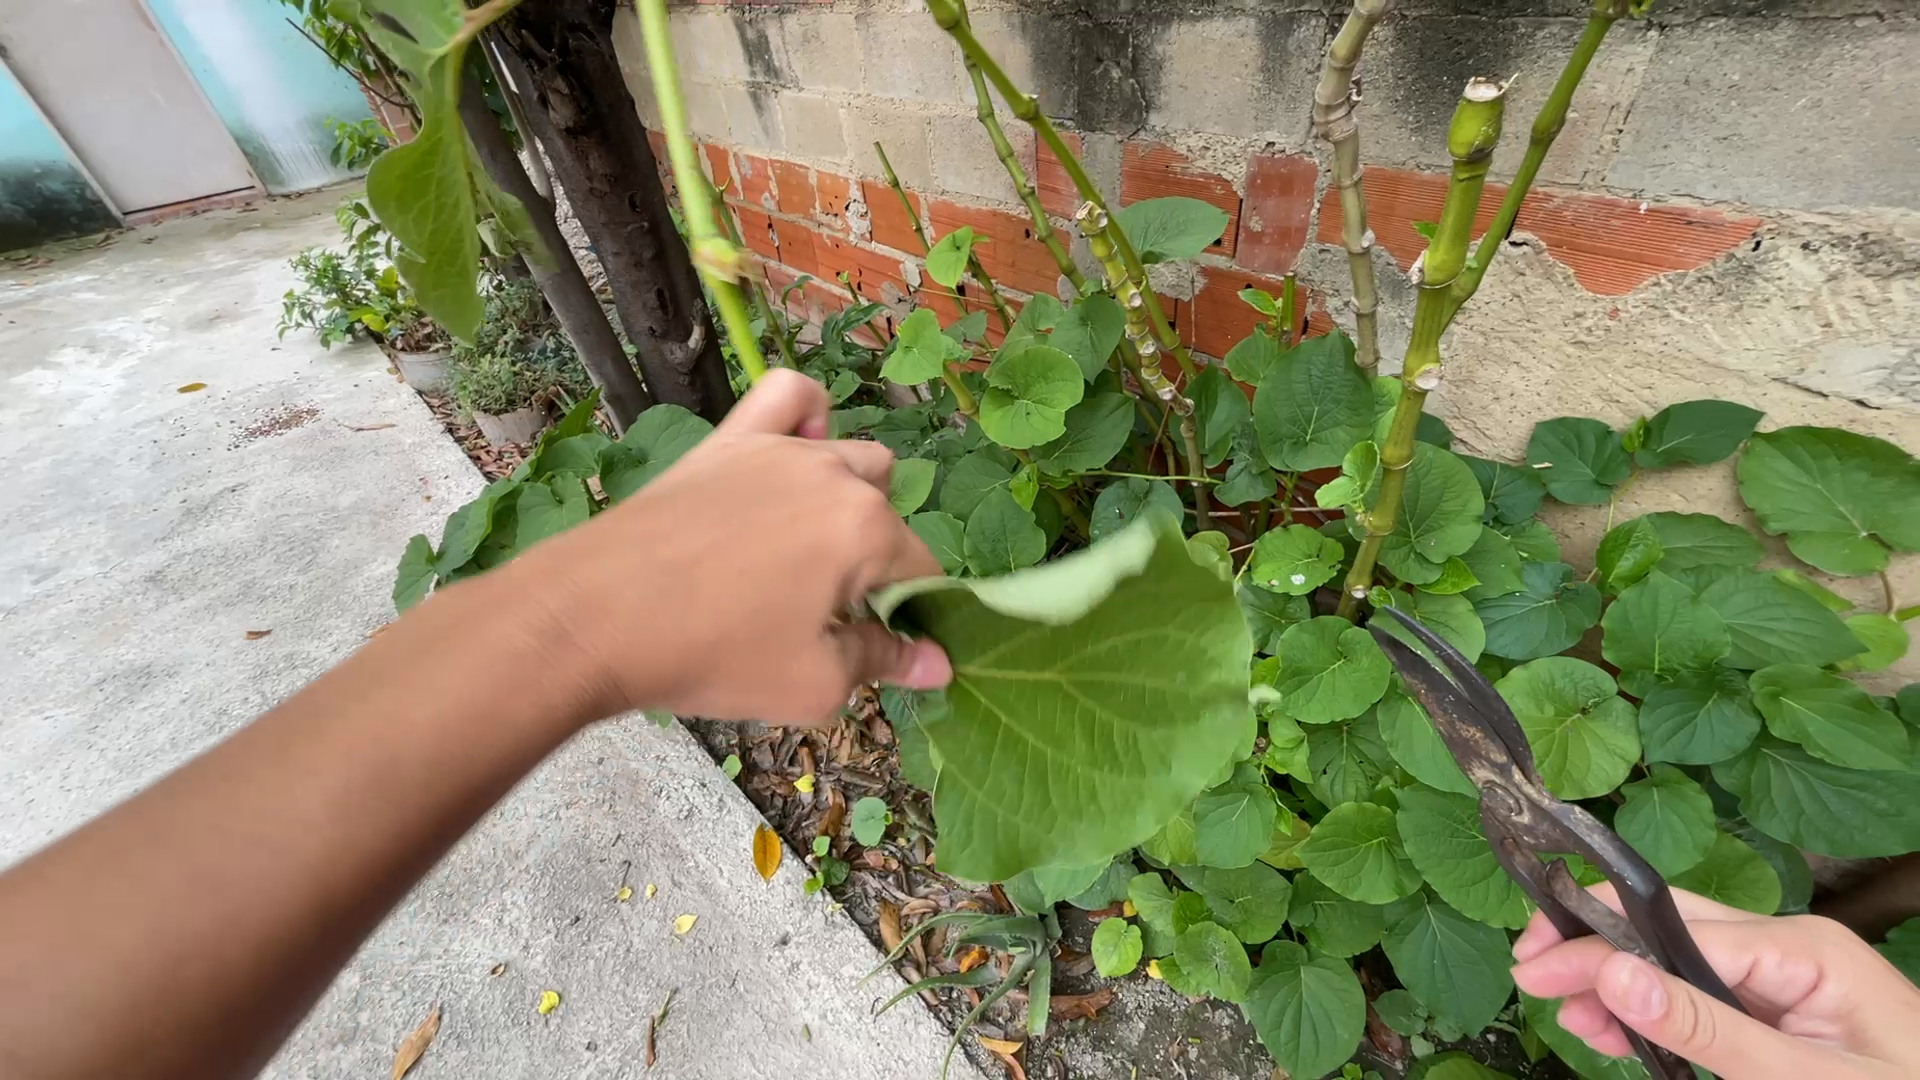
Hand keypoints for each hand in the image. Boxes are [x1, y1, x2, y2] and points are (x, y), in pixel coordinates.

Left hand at [508, 369, 951, 725]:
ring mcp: (781, 448)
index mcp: (866, 530)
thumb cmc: (713, 655)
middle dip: (876, 556)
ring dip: (851, 497)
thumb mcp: (813, 682)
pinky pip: (787, 396)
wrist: (592, 618)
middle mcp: (835, 475)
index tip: (882, 640)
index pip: (921, 568)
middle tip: (829, 602)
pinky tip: (795, 450)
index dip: (912, 610)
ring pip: (852, 456)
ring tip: (808, 541)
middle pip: (889, 509)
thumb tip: (942, 665)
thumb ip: (886, 662)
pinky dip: (805, 416)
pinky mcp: (732, 438)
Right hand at [1510, 883, 1919, 1078]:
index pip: (1663, 930)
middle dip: (1589, 955)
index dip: (1591, 949)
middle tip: (1533, 981)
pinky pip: (1692, 994)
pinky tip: (1617, 1030)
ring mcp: (1779, 977)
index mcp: (1799, 947)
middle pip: (1655, 928)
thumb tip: (1606, 973)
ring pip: (1664, 960)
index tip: (1532, 972)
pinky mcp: (1775, 1011)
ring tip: (1576, 1021)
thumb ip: (1710, 1030)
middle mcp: (1782, 945)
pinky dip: (1649, 1012)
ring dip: (1612, 988)